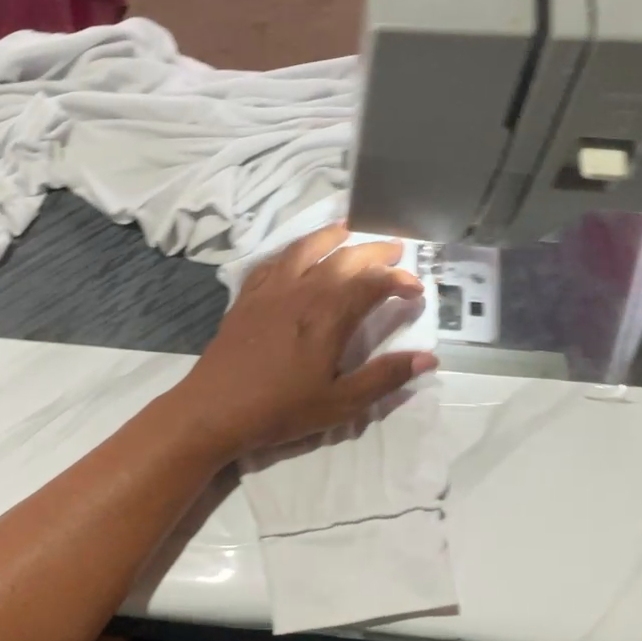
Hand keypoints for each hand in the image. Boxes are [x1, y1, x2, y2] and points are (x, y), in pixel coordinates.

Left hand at [165, 222, 436, 457]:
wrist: (213, 410)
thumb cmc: (280, 410)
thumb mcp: (340, 403)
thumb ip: (384, 378)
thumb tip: (428, 359)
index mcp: (329, 314)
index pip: (374, 282)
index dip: (400, 281)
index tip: (416, 290)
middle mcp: (301, 290)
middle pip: (344, 257)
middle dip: (374, 250)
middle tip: (395, 248)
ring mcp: (269, 290)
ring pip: (304, 248)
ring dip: (331, 236)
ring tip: (347, 230)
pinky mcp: (246, 298)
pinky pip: (272, 262)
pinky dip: (291, 251)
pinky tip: (295, 255)